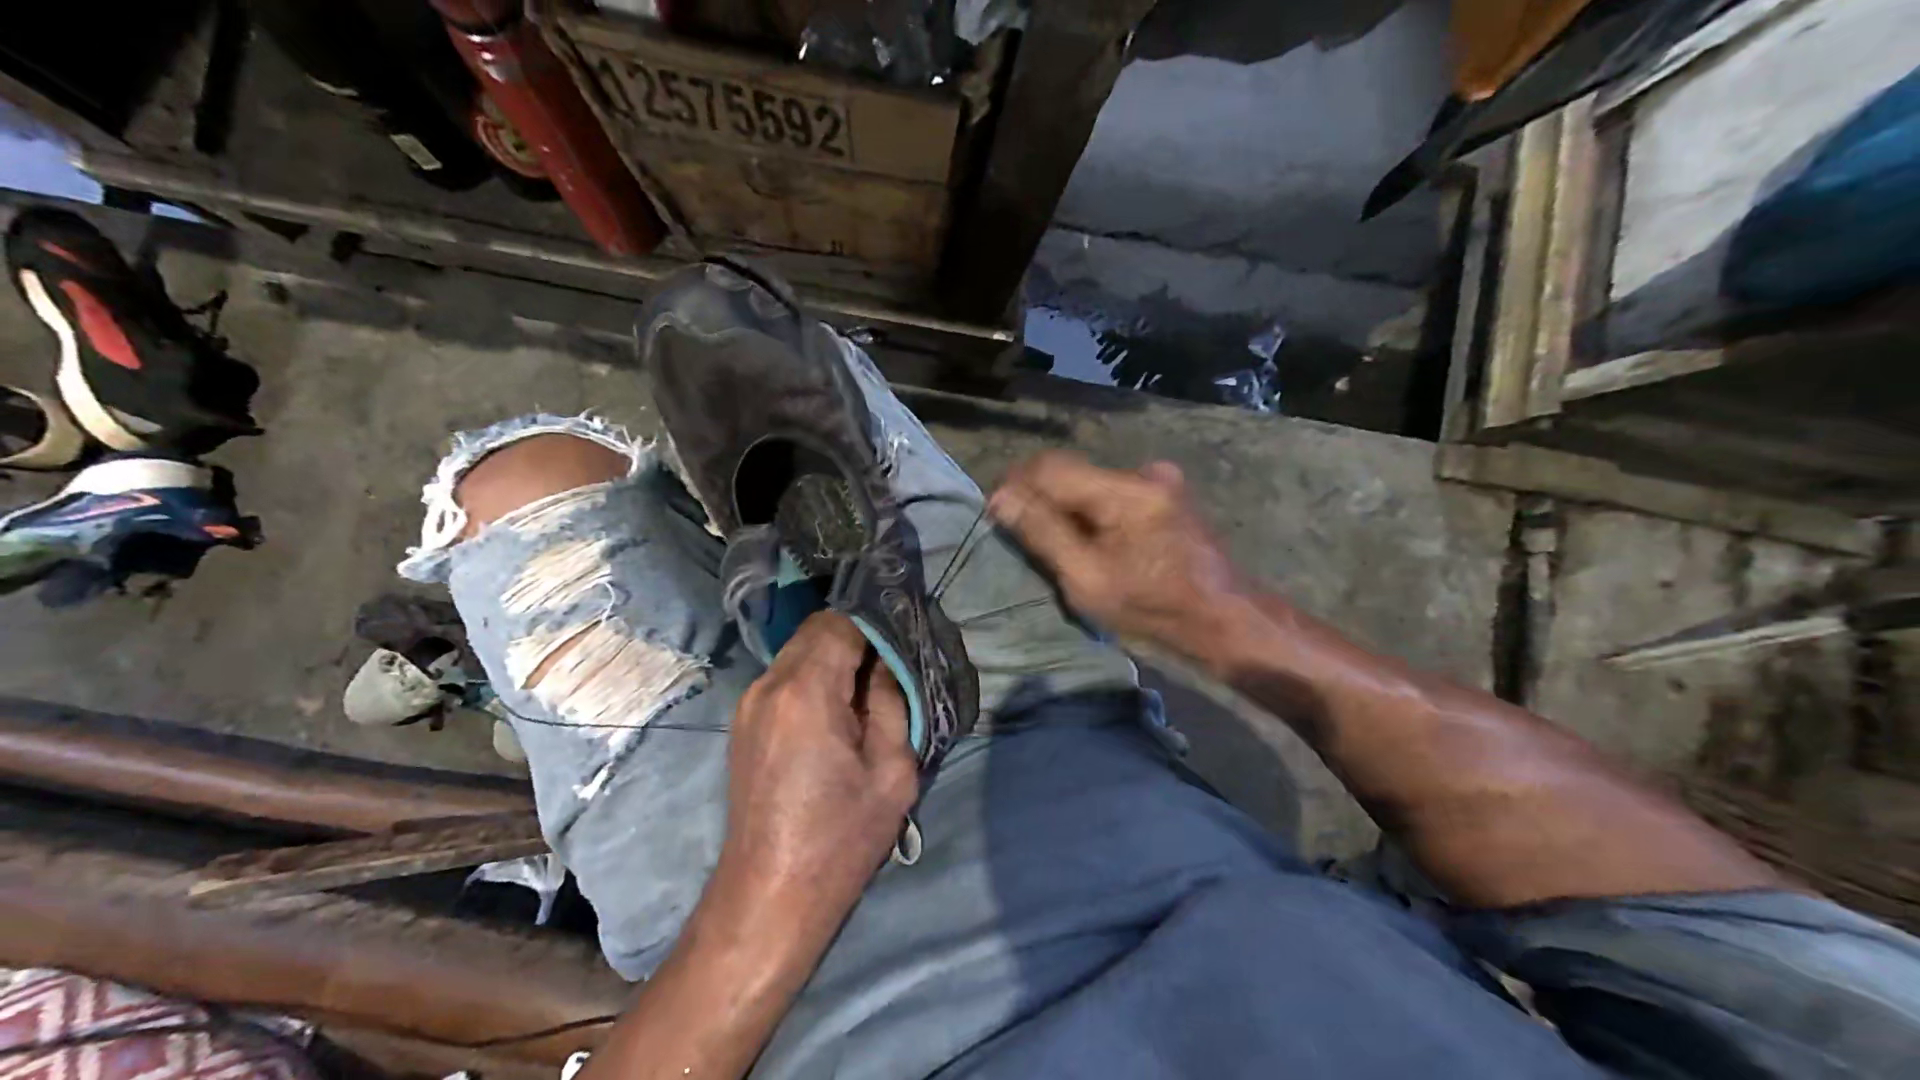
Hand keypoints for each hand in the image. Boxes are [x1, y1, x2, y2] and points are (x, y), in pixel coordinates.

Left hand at [718, 612, 918, 918]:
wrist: (770, 893)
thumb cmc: (840, 837)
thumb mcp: (892, 770)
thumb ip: (893, 701)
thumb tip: (887, 661)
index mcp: (806, 691)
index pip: (841, 621)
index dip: (875, 622)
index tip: (904, 637)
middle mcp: (769, 685)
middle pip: (816, 629)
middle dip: (856, 636)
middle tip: (892, 664)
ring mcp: (749, 702)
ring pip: (799, 650)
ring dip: (834, 657)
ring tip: (869, 689)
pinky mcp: (744, 722)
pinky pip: (786, 676)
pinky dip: (815, 675)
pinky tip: (838, 709)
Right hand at [988, 452, 1248, 658]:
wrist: (1225, 620)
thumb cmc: (1154, 609)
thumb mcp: (1087, 579)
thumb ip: (1043, 533)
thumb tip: (1000, 496)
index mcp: (1124, 491)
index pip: (1048, 466)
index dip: (1015, 485)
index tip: (997, 515)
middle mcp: (1142, 473)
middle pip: (1069, 472)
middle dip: (1040, 499)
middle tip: (1024, 537)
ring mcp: (1159, 481)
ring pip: (1088, 483)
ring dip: (1066, 507)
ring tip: (1058, 546)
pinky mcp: (1166, 495)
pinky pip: (1111, 493)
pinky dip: (1092, 513)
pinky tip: (1092, 543)